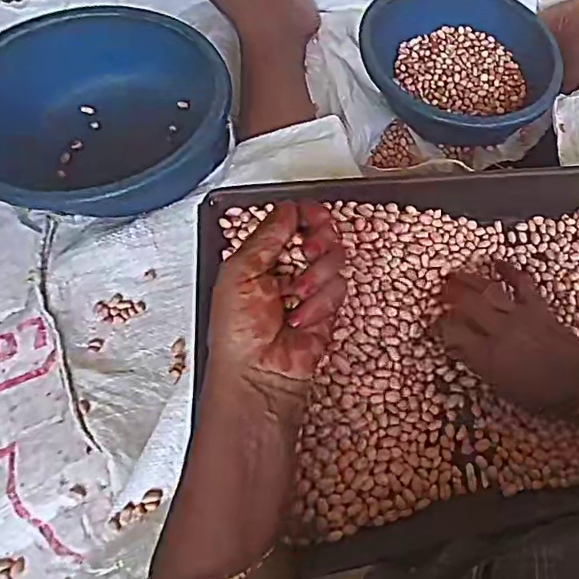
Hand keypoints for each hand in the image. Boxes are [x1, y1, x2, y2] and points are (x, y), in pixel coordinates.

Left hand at [207, 202, 345, 423]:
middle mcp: (290, 267)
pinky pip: (339, 288)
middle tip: (308, 252)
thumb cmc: (238, 331)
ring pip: (334, 260)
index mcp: (263, 255)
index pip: (293, 221)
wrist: (259, 370)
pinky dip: (320, 303)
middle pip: (321, 234)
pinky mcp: (329, 306)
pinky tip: (301, 318)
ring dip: (315, 278)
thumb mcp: (240, 271)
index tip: (313, 214)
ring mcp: (312, 287)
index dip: (306, 214)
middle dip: (318, 241)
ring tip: (294, 297)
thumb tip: (288, 209)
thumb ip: (267, 236)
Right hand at [435, 260, 578, 414]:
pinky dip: (508, 269)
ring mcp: (519, 314)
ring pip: (488, 289)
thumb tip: (457, 347)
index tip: (435, 326)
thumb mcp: (502, 387)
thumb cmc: (539, 393)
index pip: (453, 334)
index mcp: (487, 356)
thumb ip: (478, 364)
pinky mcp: (537, 306)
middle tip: (438, 292)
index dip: (440, 328)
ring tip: (454, 274)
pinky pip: (520, 282)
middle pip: (466, 304)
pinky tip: (496, 261)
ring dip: (469, 280)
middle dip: (449, 296)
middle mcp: (499, 330)